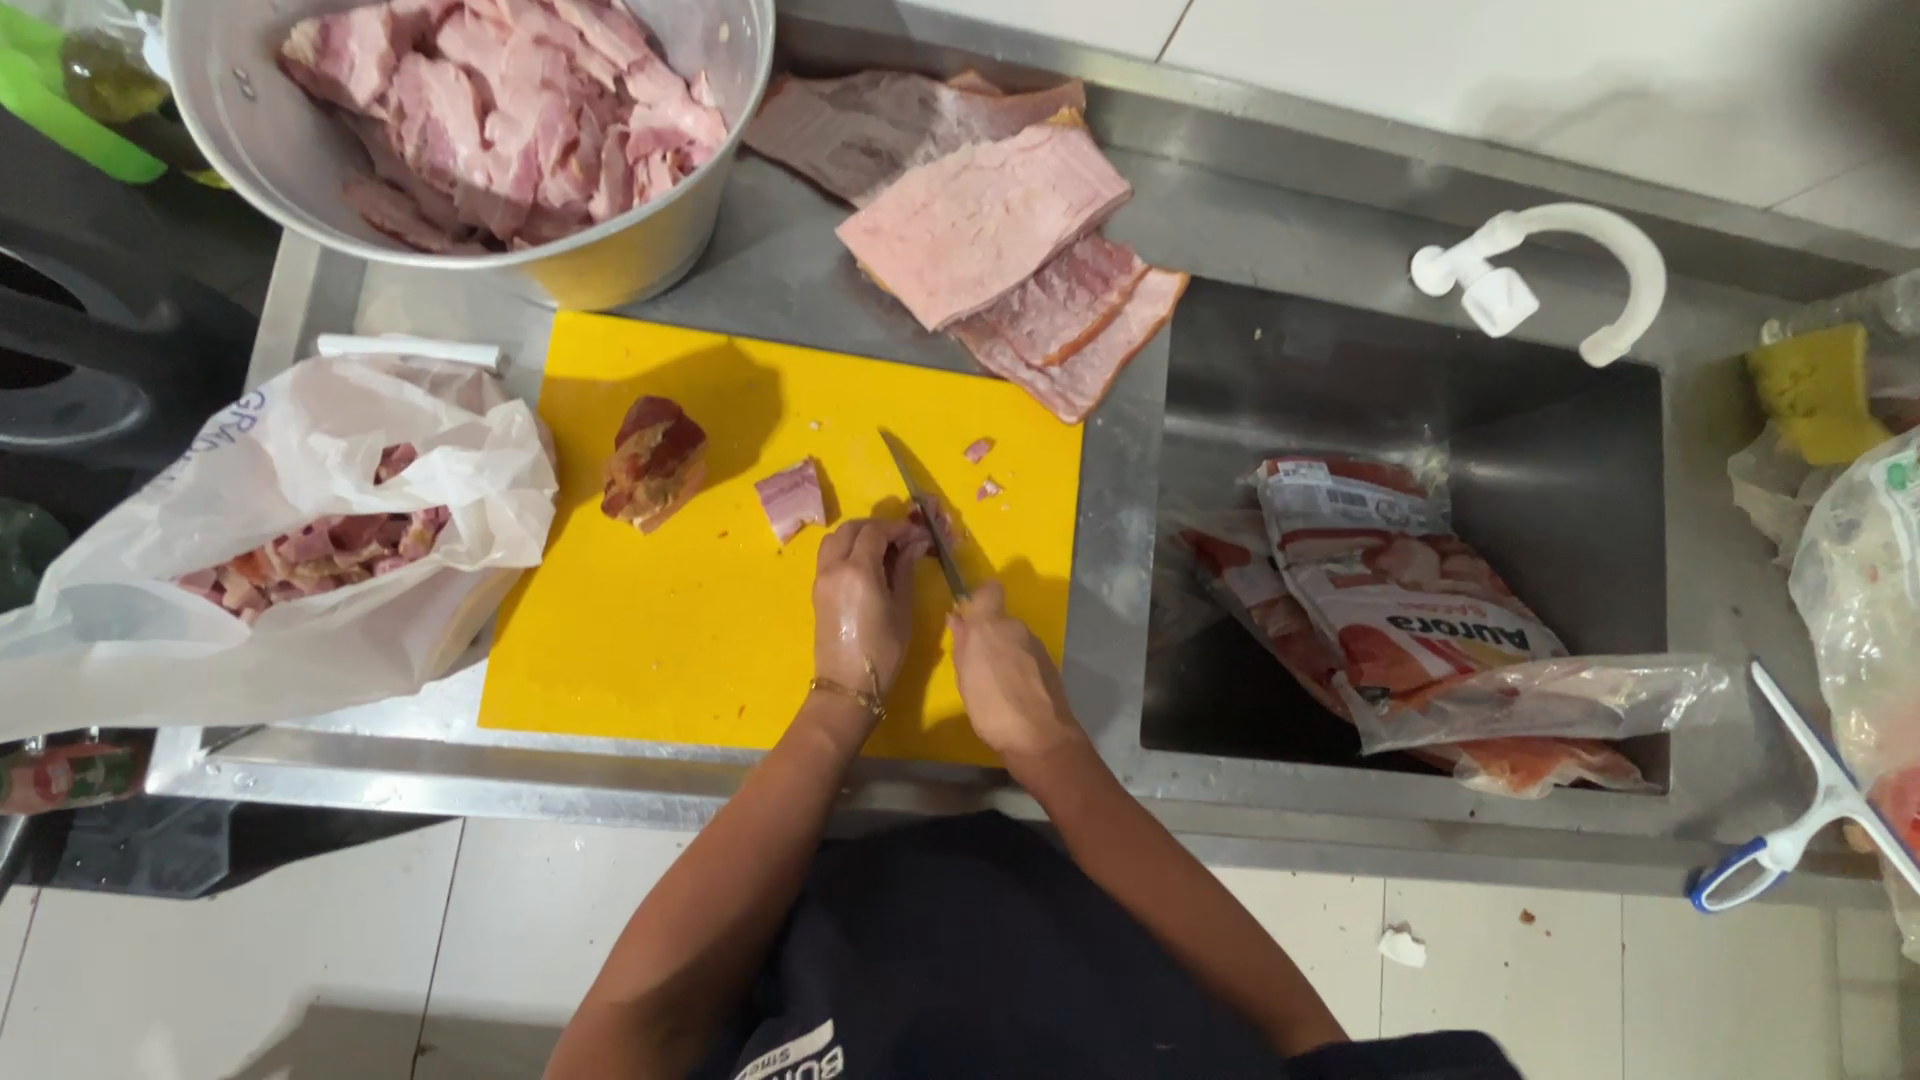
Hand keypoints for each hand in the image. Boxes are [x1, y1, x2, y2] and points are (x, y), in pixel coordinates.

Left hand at [813, 518, 930, 697]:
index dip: (898, 528)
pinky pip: (829, 555)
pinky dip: (846, 548)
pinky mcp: (817, 590)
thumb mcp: (902, 608)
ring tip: (882, 549)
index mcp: (858, 570)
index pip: (875, 532)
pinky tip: (867, 564)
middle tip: (900, 538)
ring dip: (858, 535)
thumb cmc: (883, 649)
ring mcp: (821, 577)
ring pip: (835, 538)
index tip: (917, 534)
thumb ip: (905, 569)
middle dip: (876, 527)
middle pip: (851, 528)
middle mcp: (834, 567)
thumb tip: (915, 543)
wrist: (848, 684)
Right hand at [949, 582, 1084, 762]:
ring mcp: (1037, 645)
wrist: (1039, 736)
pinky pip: (1027, 656)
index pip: (990, 589)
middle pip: (1001, 620)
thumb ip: (962, 641)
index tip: (970, 618)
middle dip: (989, 635)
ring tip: (995, 684)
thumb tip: (957, 617)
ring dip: (1005, 653)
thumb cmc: (990, 706)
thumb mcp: (964, 675)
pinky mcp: (1050, 664)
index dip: (980, 599)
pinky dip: (1019, 668)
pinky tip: (1014, 692)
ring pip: (1015, 639)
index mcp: (991, 624)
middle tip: (976, 664)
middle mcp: (1017, 627)